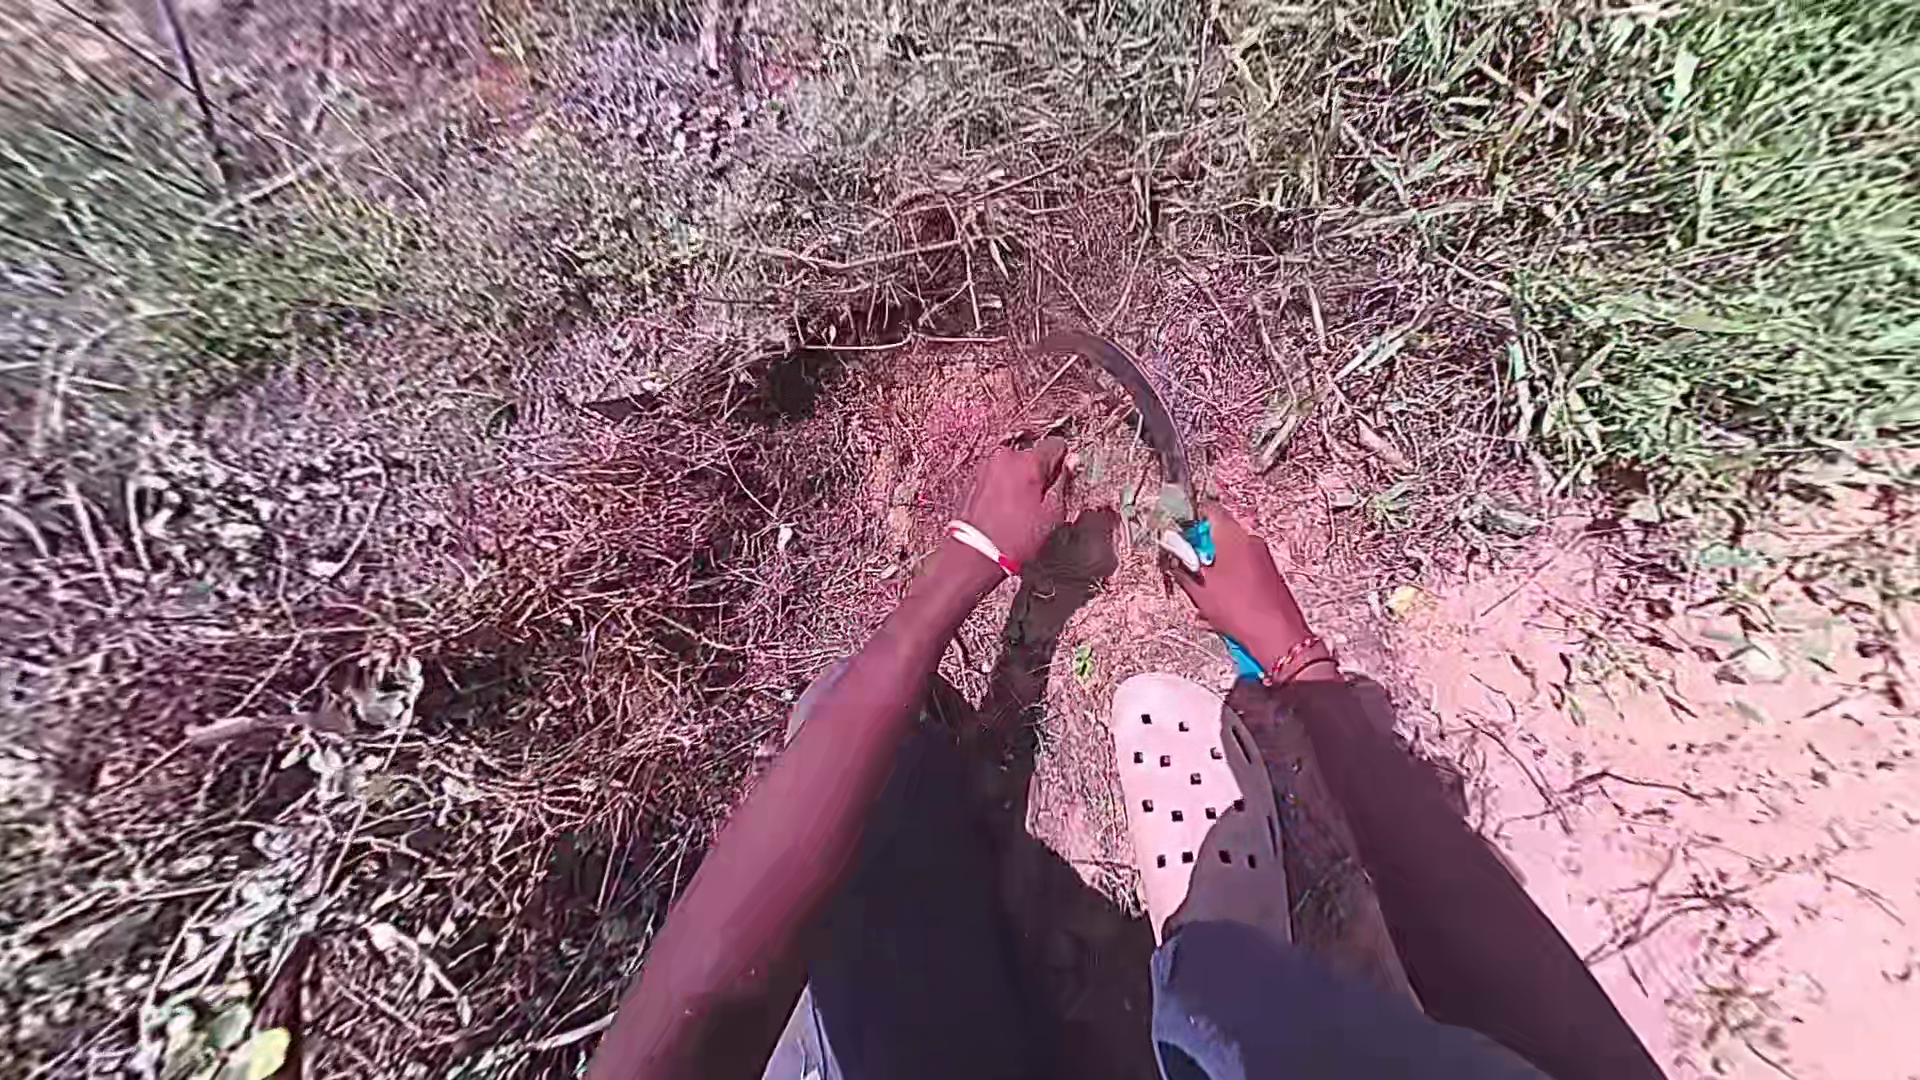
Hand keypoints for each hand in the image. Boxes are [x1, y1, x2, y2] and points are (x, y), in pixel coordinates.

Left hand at [956, 437, 1068, 567]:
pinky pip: (997, 475)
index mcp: (1028, 462)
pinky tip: (1007, 507)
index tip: (1063, 473)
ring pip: (1012, 465)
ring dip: (1020, 478)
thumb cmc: (1014, 538)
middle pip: (1031, 455)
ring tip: (1023, 505)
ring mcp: (986, 467)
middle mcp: (1005, 458)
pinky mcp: (974, 479)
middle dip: (1038, 471)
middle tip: (1042, 497)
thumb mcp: (1052, 514)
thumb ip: (1064, 483)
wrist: (976, 552)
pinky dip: (1004, 485)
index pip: (1055, 445)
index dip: (1062, 460)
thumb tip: (1070, 464)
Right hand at [1173, 503, 1315, 670]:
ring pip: (1227, 553)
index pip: (1208, 510)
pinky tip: (1217, 603)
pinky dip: (1226, 579)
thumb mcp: (1198, 589)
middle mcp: (1251, 540)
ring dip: (1211, 568)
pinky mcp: (1268, 573)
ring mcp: (1262, 557)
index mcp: (1233, 536)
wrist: (1277, 637)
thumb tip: (1172, 557)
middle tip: (1185, 568)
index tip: (1176, 535)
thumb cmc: (1239, 610)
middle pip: (1217, 534)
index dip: (1188, 521)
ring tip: (1201, 592)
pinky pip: (1240, 568)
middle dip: (1198, 551)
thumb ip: (1181, 567)